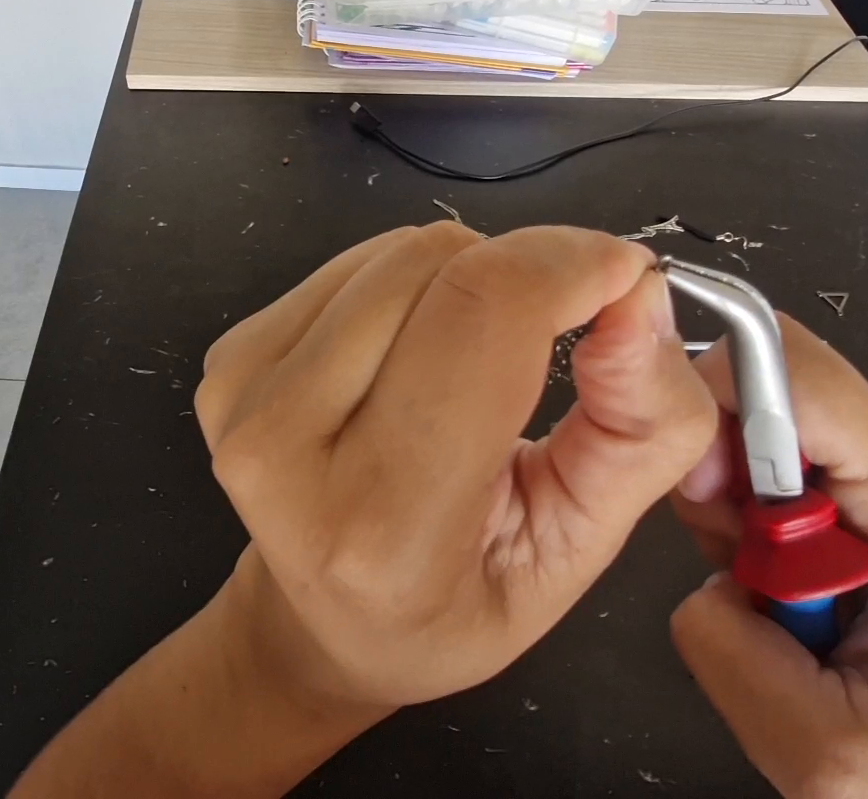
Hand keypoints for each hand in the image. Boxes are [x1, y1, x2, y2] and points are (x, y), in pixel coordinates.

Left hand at [196, 223, 717, 709]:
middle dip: (526, 273)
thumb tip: (637, 296)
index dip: (570, 266)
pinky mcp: (228, 357)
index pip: (482, 318)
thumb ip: (639, 429)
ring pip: (397, 250)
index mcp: (386, 518)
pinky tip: (407, 354)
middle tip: (548, 337)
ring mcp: (244, 394)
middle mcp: (286, 445)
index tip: (624, 276)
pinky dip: (407, 285)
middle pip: (439, 263)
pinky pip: (352, 261)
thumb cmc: (450, 605)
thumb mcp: (574, 550)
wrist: (314, 618)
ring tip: (466, 362)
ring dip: (463, 279)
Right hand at [670, 315, 867, 798]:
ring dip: (731, 506)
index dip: (712, 393)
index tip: (697, 486)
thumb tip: (696, 577)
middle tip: (738, 568)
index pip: (791, 368)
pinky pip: (770, 468)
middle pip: (761, 392)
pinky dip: (748, 519)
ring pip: (755, 432)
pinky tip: (786, 587)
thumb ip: (723, 643)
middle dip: (717, 468)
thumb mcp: (825, 751)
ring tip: (773, 596)